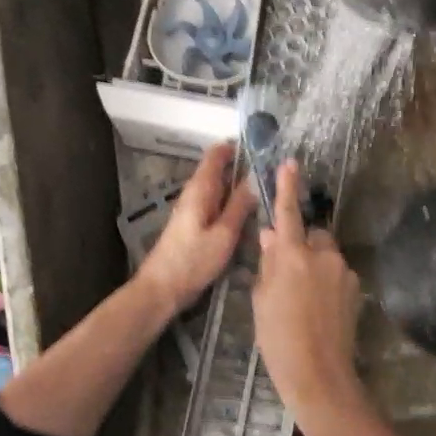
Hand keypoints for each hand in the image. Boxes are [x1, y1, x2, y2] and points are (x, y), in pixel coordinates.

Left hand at [137, 142, 256, 314]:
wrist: (162, 289)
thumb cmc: (193, 261)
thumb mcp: (223, 234)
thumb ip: (239, 207)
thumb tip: (255, 180)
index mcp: (200, 190)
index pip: (216, 155)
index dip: (236, 147)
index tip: (261, 147)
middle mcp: (194, 194)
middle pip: (218, 171)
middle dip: (242, 168)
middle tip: (273, 171)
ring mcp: (192, 211)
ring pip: (219, 190)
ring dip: (238, 187)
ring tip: (266, 190)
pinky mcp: (193, 226)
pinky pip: (216, 206)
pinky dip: (232, 204)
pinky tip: (248, 215)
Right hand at [254, 161, 365, 415]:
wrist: (318, 373)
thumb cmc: (278, 339)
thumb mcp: (261, 299)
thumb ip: (267, 263)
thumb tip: (271, 236)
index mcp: (292, 256)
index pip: (288, 213)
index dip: (286, 187)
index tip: (290, 163)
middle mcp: (322, 256)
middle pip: (312, 235)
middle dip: (301, 245)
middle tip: (286, 274)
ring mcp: (344, 271)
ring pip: (326, 256)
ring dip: (315, 265)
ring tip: (302, 298)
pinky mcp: (356, 288)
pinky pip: (338, 274)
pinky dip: (328, 282)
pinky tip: (319, 309)